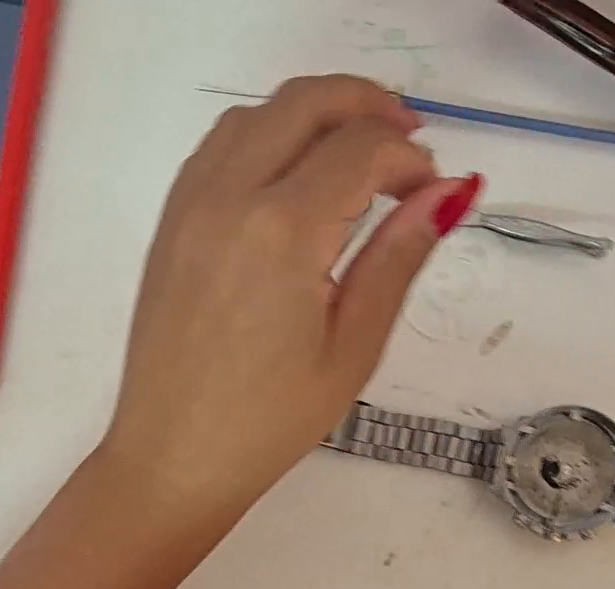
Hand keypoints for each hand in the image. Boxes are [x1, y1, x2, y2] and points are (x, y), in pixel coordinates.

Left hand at [96, 74, 479, 518]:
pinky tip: (288, 178)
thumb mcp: (351, 351)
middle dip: (367, 105)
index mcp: (281, 231)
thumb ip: (397, 260)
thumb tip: (446, 193)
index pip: (360, 150)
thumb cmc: (266, 424)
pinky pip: (215, 149)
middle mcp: (227, 199)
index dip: (409, 158)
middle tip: (406, 138)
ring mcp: (188, 209)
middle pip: (305, 103)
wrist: (173, 459)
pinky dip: (261, 138)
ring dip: (310, 115)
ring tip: (351, 154)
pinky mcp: (168, 228)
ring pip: (255, 115)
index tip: (431, 190)